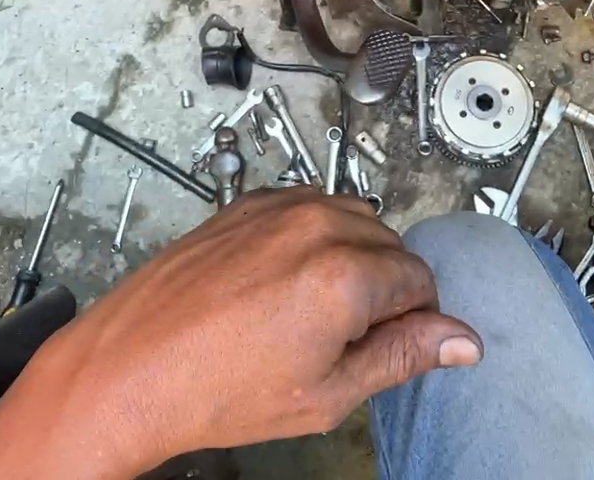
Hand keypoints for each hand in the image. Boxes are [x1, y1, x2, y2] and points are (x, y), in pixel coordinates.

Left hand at [0, 189, 480, 479]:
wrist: (132, 364)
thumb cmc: (218, 389)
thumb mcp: (327, 392)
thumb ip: (403, 355)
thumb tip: (461, 341)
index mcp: (344, 271)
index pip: (420, 280)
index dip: (411, 318)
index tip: (384, 341)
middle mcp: (318, 222)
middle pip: (391, 244)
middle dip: (383, 286)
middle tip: (343, 334)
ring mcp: (281, 205)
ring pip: (354, 219)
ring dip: (351, 256)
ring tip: (310, 308)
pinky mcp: (252, 200)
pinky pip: (311, 207)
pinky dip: (315, 236)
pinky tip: (283, 280)